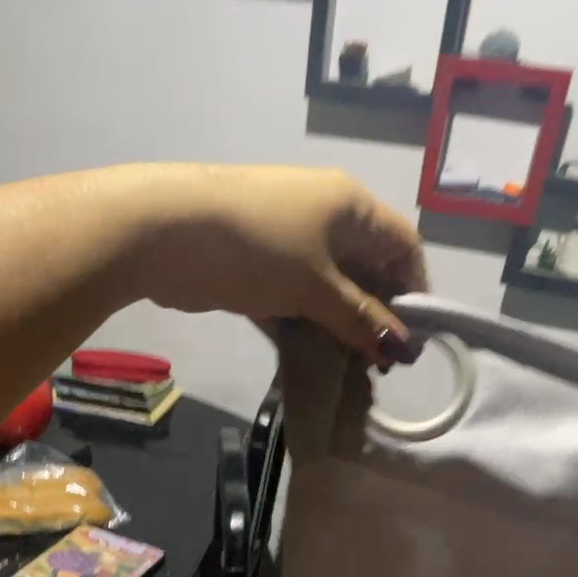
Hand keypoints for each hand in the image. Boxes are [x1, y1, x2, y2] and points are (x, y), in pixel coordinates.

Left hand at [130, 165, 428, 366]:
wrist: (163, 232)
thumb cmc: (257, 250)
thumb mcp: (316, 288)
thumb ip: (361, 320)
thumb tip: (404, 347)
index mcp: (351, 207)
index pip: (403, 246)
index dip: (414, 292)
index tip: (413, 341)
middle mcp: (326, 216)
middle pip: (367, 268)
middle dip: (376, 315)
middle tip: (377, 366)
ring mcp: (288, 238)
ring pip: (330, 287)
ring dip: (340, 326)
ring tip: (347, 369)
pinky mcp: (258, 264)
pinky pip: (297, 296)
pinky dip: (306, 324)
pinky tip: (311, 359)